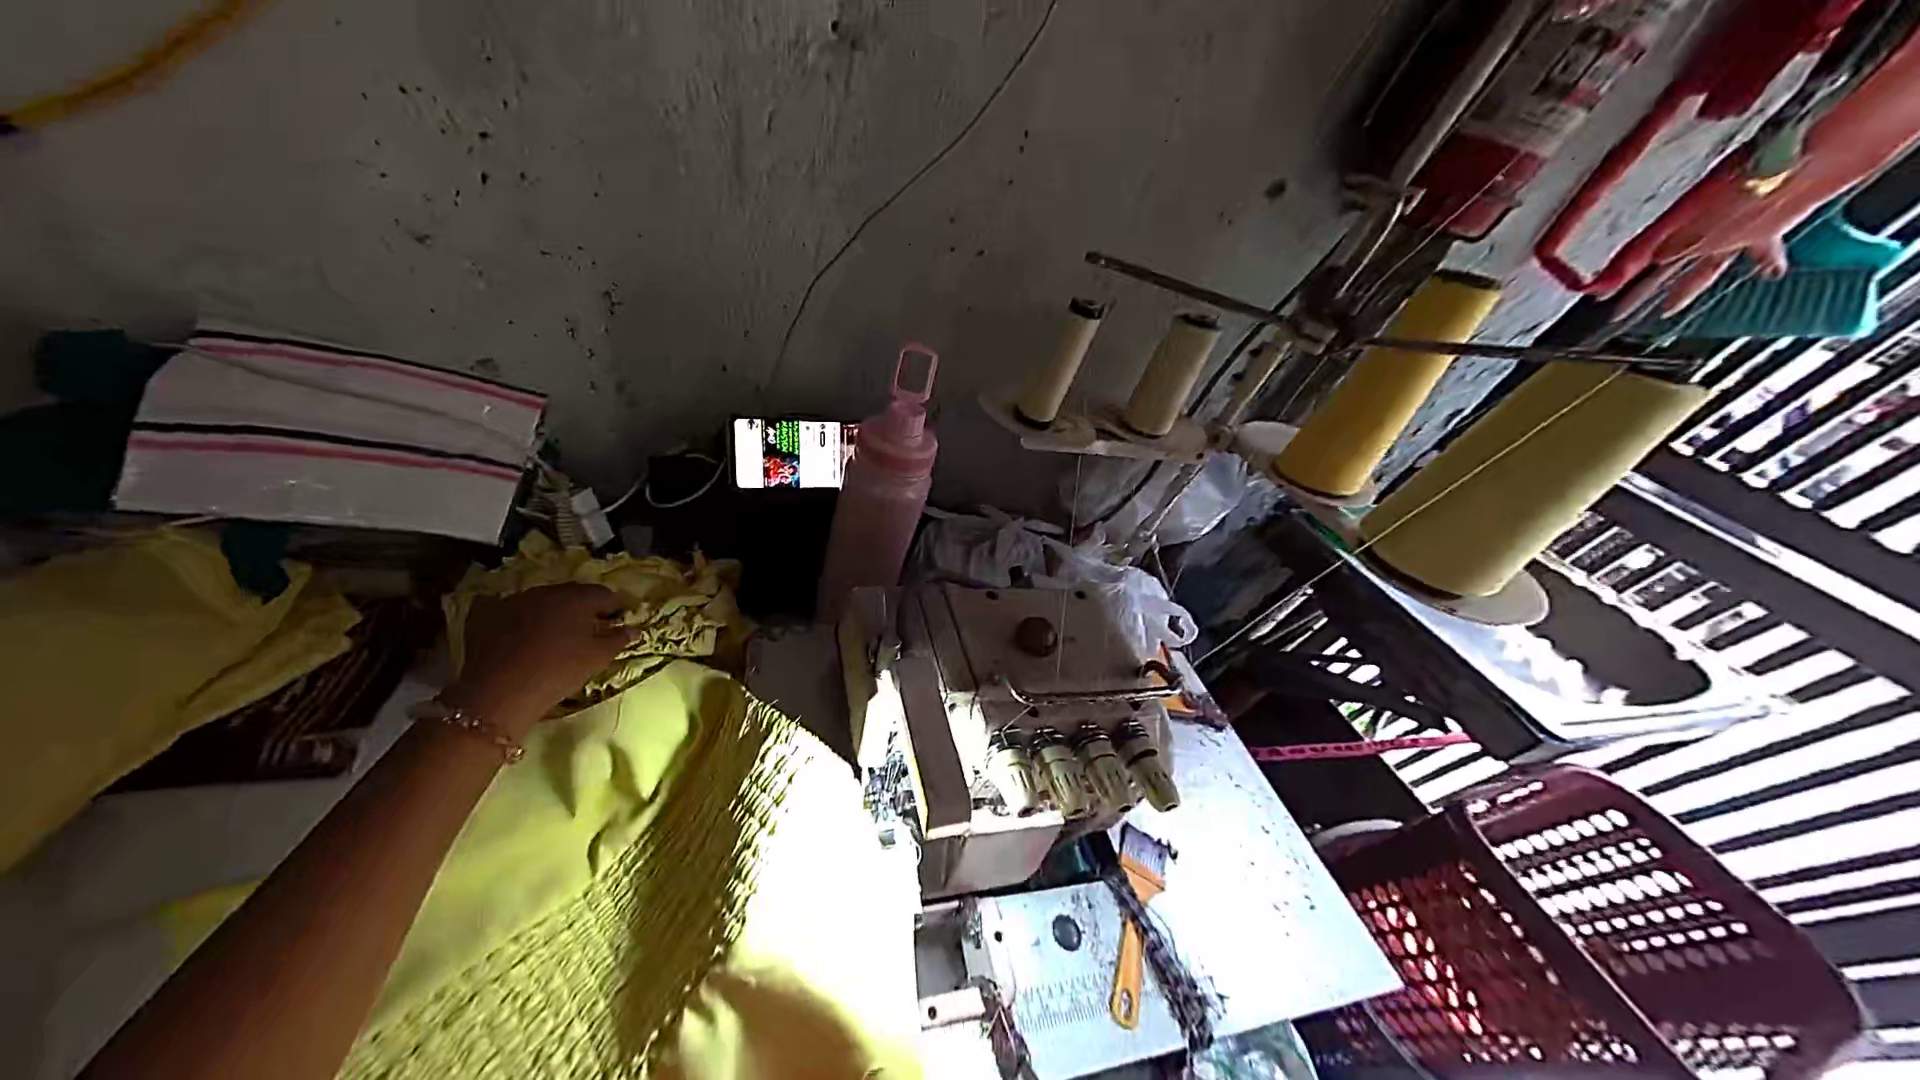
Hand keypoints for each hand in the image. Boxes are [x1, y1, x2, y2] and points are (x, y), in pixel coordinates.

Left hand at [442, 584, 635, 737]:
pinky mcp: (485, 614)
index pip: (606, 595)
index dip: (616, 608)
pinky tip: (519, 632)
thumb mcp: (598, 657)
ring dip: (553, 612)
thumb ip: (619, 638)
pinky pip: (510, 609)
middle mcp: (547, 591)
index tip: (619, 623)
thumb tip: (634, 628)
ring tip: (556, 635)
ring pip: (543, 601)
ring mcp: (515, 600)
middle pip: (574, 594)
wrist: (499, 691)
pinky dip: (519, 617)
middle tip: (590, 630)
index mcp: (579, 597)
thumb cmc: (559, 671)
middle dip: (585, 608)